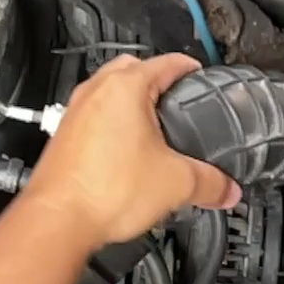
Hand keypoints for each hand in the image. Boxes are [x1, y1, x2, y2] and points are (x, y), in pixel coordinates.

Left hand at [20, 54, 240, 247]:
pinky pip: (93, 117)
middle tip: (179, 100)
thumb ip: (210, 182)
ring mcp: (75, 112)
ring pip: (108, 92)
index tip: (199, 74)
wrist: (57, 220)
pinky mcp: (63, 135)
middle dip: (157, 81)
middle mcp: (95, 92)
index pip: (167, 62)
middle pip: (133, 69)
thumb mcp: (175, 184)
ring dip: (131, 102)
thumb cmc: (101, 191)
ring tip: (154, 128)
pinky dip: (111, 124)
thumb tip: (226, 188)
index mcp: (125, 87)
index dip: (190, 67)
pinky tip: (125, 152)